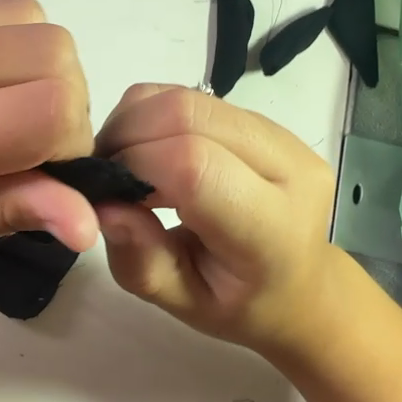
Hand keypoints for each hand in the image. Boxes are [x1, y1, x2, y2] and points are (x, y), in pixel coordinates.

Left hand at [0, 0, 97, 318]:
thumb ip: (7, 211)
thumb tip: (91, 216)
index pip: (44, 109)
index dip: (71, 147)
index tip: (46, 181)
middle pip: (48, 48)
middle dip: (66, 104)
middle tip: (32, 153)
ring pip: (24, 17)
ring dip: (40, 69)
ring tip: (5, 120)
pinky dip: (5, 46)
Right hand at [95, 84, 341, 359]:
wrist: (300, 288)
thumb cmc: (239, 304)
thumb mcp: (182, 303)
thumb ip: (142, 261)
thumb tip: (103, 206)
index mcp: (270, 229)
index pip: (193, 165)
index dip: (133, 165)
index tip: (103, 193)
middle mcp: (287, 169)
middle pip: (188, 114)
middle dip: (126, 134)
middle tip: (102, 174)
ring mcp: (282, 137)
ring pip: (188, 97)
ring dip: (136, 122)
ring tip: (123, 165)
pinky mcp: (265, 121)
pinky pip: (195, 97)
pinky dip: (153, 116)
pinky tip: (148, 154)